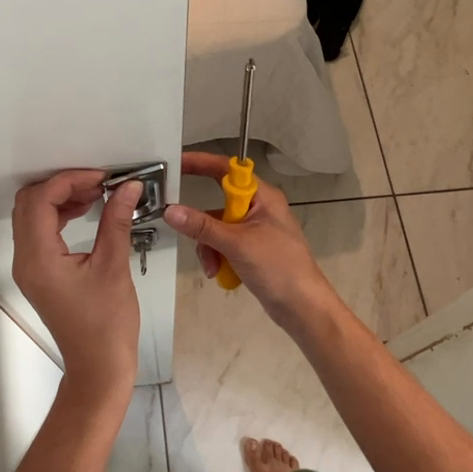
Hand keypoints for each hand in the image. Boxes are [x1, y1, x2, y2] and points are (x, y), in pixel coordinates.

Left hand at [10, 170, 143, 393]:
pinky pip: (38, 232)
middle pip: (29, 204)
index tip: (100, 177)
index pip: (41, 201)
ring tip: (95, 195)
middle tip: (97, 184)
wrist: (98, 366)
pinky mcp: (37, 273)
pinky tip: (85, 212)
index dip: (69, 181)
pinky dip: (57, 216)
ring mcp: (28, 267)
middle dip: (61, 186)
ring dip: (59, 199)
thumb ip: (117, 221)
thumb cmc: (107, 324)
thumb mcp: (114, 266)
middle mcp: (25, 260)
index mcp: (39, 258)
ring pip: (31, 216)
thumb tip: (128, 187)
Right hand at [165, 151, 342, 331]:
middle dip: (203, 226)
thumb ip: (201, 226)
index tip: (177, 164)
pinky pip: (223, 245)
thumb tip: (170, 210)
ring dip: (209, 247)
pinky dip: (217, 257)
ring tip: (213, 266)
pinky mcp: (251, 250)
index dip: (201, 163)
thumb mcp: (236, 244)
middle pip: (217, 204)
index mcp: (262, 197)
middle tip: (190, 234)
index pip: (226, 170)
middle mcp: (258, 209)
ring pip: (216, 229)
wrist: (302, 308)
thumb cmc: (278, 267)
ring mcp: (254, 231)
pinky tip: (219, 273)